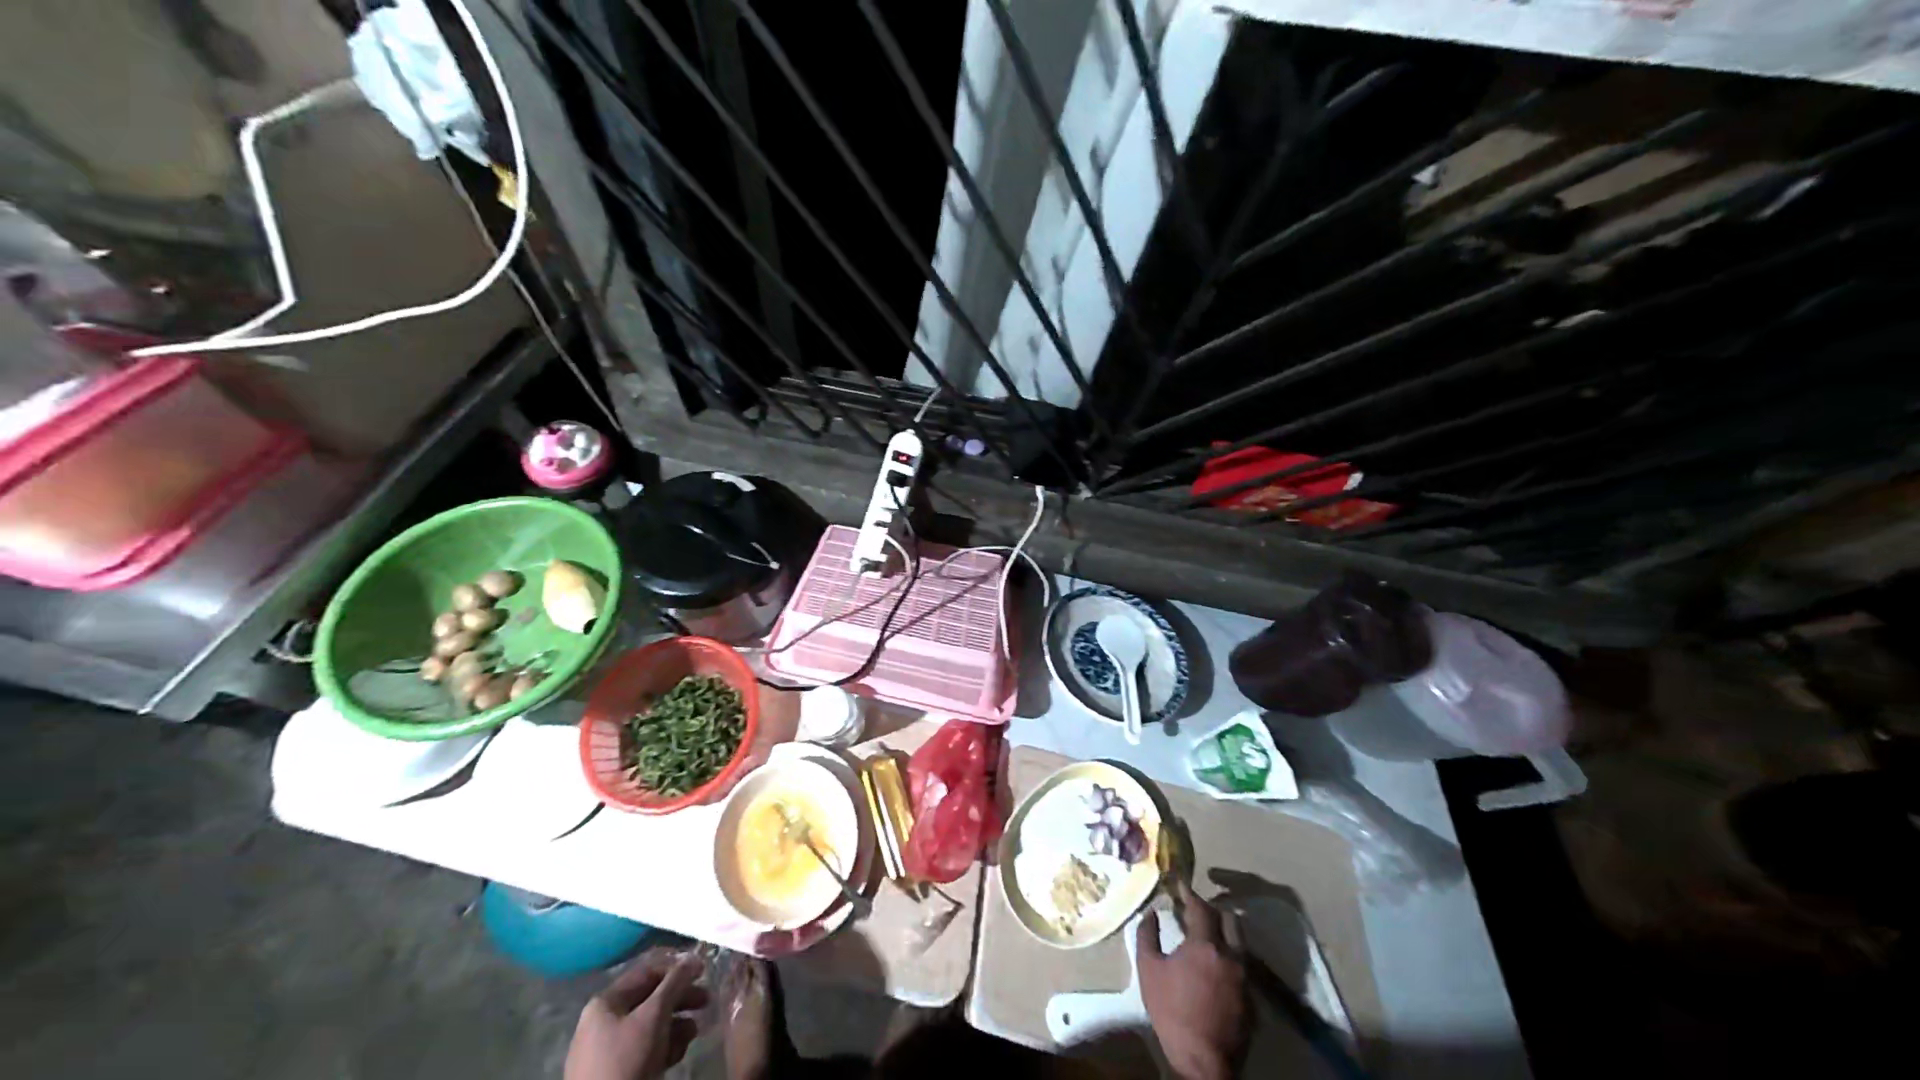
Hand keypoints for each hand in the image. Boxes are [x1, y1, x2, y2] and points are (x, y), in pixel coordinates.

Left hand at [564, 949, 708, 1079]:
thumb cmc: (626, 1060)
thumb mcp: (654, 1016)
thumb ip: (675, 983)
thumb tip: (693, 957)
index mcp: (606, 1003)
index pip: (647, 971)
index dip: (676, 967)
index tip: (703, 970)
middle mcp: (604, 1022)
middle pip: (650, 998)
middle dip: (681, 999)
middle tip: (706, 1001)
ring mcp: (608, 1050)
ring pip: (650, 1025)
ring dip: (677, 1025)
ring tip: (694, 1033)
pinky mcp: (616, 1073)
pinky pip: (644, 1049)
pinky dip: (664, 1047)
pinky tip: (676, 1055)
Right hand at [1137, 880, 1248, 1079]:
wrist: (1203, 1060)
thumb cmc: (1171, 1012)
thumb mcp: (1149, 971)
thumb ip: (1148, 936)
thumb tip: (1151, 914)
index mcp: (1205, 945)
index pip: (1200, 907)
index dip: (1189, 892)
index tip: (1180, 883)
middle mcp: (1231, 955)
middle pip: (1229, 919)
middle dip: (1212, 909)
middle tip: (1195, 909)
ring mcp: (1245, 977)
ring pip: (1239, 941)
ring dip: (1223, 932)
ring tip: (1206, 935)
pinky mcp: (1252, 997)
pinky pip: (1242, 964)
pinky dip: (1229, 956)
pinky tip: (1215, 965)